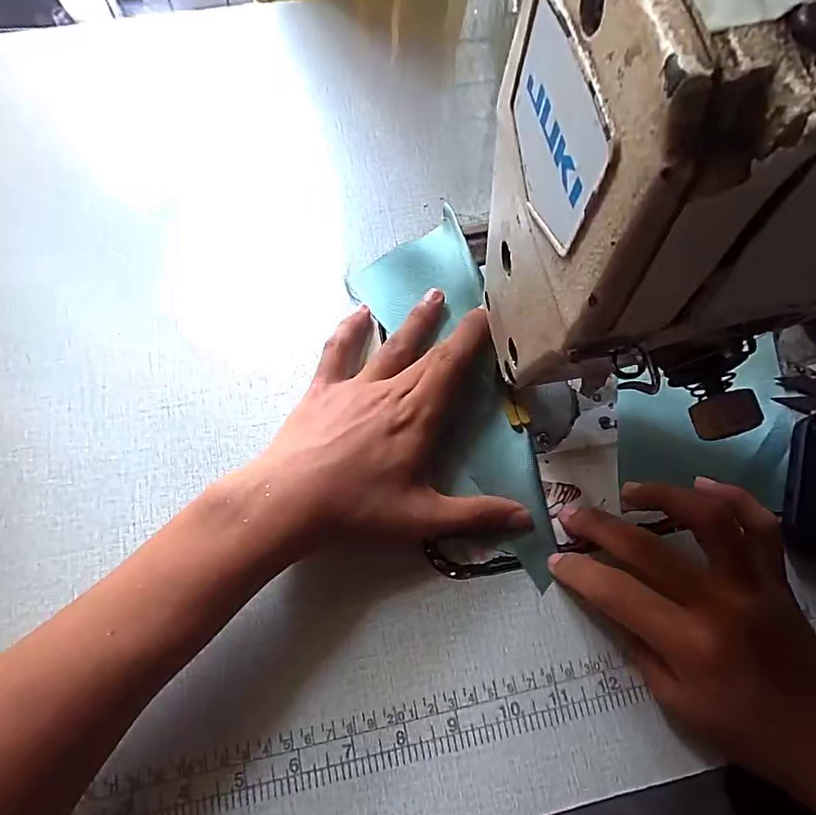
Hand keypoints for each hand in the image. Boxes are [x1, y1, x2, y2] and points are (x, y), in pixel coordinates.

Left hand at [237, 293, 532, 553]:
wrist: (289, 501)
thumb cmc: (357, 509)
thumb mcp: (423, 519)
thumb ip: (476, 515)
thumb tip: (527, 518)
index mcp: (417, 415)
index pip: (451, 366)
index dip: (473, 337)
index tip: (489, 314)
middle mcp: (389, 391)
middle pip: (427, 352)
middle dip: (451, 327)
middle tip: (469, 302)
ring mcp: (353, 387)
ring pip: (390, 345)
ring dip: (413, 321)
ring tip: (430, 295)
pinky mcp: (322, 391)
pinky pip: (339, 352)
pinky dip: (350, 330)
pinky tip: (360, 314)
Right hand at [550, 479, 815, 800]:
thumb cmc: (741, 730)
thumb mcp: (675, 701)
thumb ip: (638, 646)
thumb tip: (606, 600)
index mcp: (690, 646)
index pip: (619, 594)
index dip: (581, 572)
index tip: (558, 558)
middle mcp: (720, 606)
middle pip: (650, 548)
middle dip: (601, 526)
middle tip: (572, 514)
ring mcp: (754, 585)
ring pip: (709, 519)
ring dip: (664, 495)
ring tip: (631, 491)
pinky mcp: (778, 578)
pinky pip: (760, 525)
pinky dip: (733, 497)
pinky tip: (702, 484)